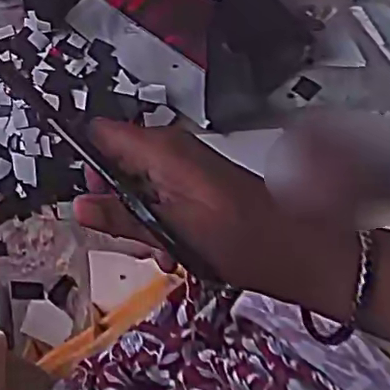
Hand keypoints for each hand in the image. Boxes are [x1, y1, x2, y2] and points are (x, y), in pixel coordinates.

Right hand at [72, 120, 359, 315]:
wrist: (310, 257)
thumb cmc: (253, 243)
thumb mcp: (173, 235)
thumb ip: (120, 218)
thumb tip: (79, 207)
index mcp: (161, 149)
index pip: (98, 133)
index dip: (84, 159)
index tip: (83, 187)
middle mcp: (171, 147)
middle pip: (113, 159)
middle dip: (112, 195)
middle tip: (122, 226)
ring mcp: (184, 161)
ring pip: (134, 178)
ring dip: (135, 211)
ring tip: (155, 244)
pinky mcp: (195, 176)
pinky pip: (157, 186)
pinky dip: (156, 213)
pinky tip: (172, 243)